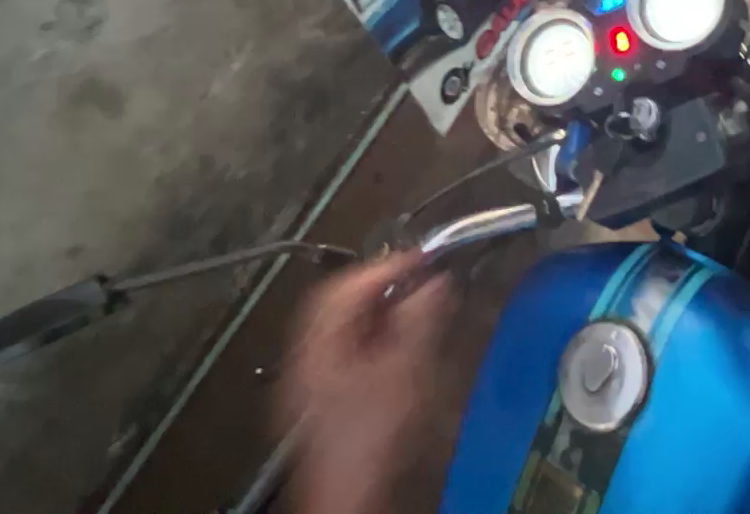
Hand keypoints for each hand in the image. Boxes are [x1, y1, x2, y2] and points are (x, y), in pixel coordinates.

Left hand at [284, 251, 453, 513]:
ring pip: (352, 329)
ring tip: (423, 308)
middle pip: (345, 305)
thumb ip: (421, 319)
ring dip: (388, 312)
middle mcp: (312, 358)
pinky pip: (358, 352)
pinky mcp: (334, 403)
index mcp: (320, 344)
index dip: (386, 266)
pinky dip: (385, 339)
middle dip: (387, 287)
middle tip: (424, 281)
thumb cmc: (374, 437)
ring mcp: (319, 383)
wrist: (357, 504)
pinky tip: (410, 348)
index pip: (344, 286)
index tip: (424, 260)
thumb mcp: (405, 370)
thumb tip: (437, 281)